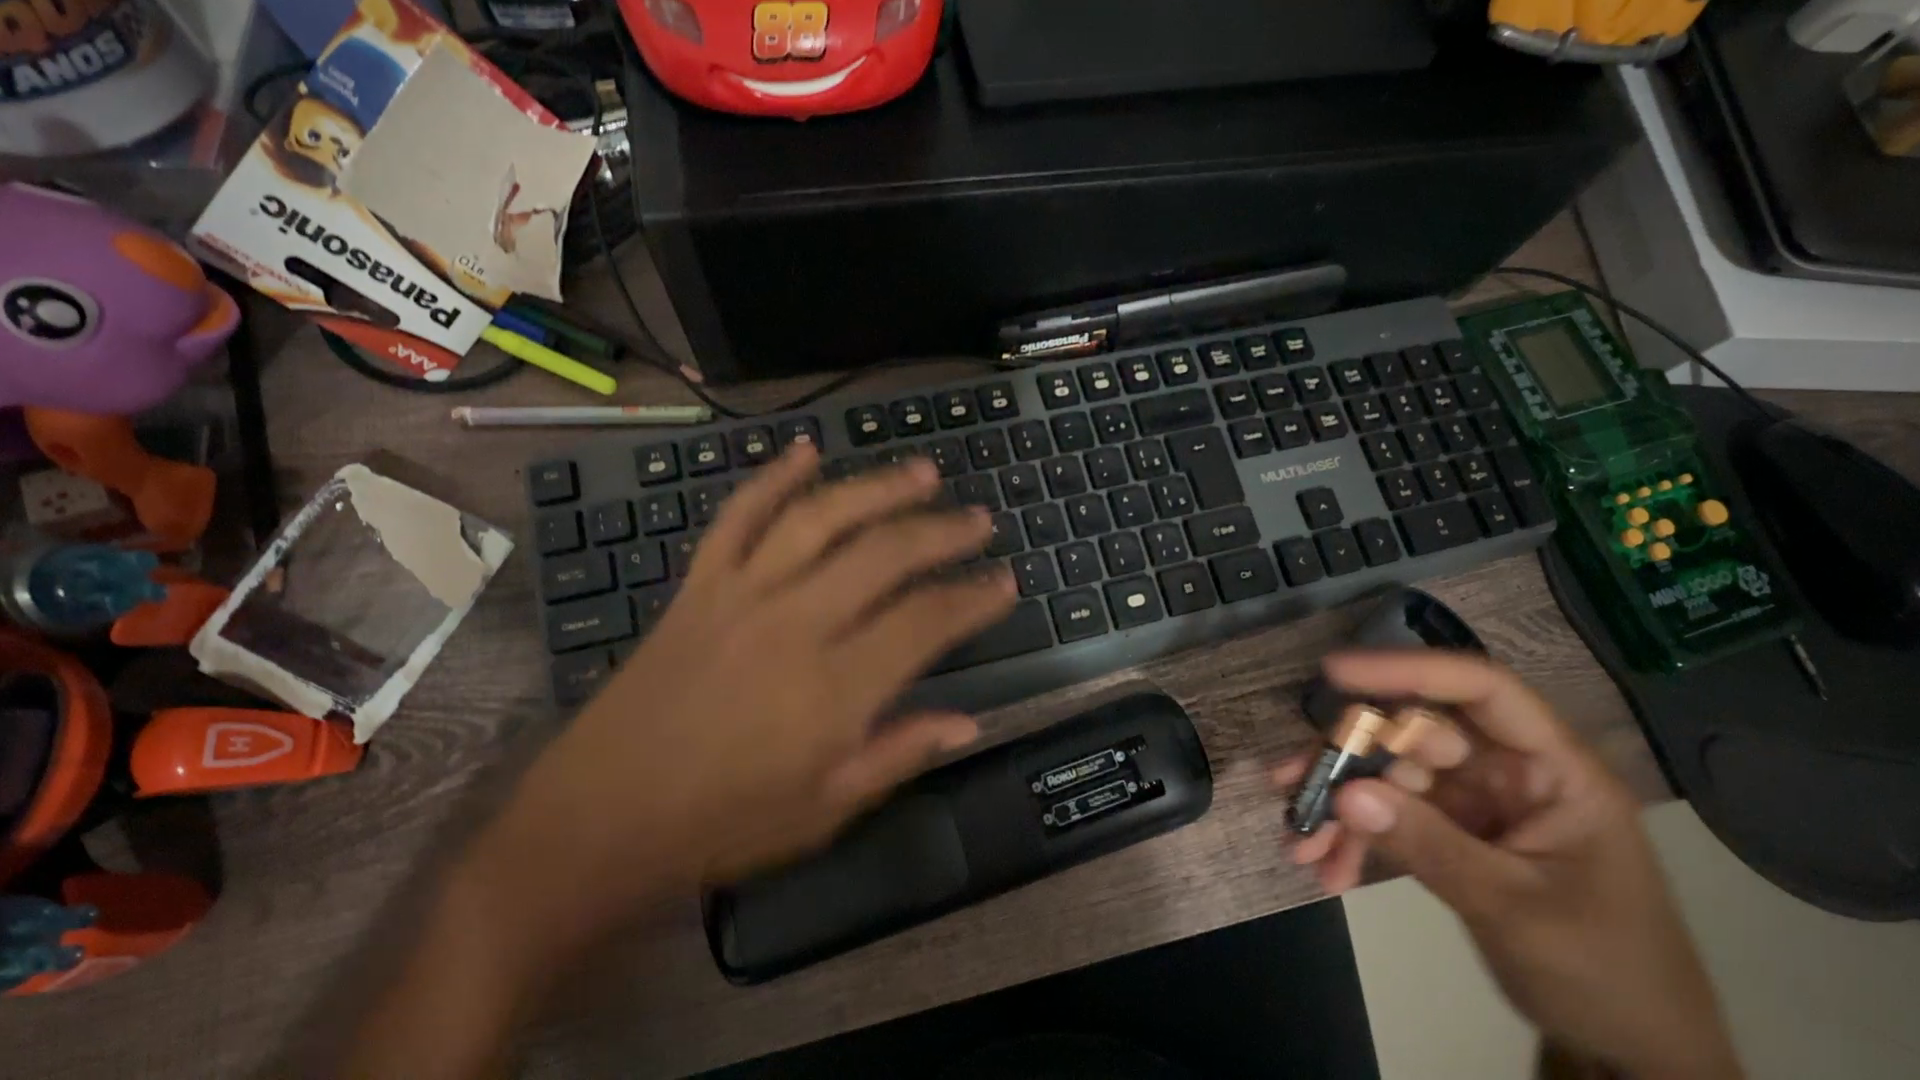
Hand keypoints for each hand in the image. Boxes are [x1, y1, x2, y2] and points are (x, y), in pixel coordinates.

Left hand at [476, 445, 1015, 933]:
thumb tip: (969, 722)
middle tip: (979, 520)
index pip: (925, 621)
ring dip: (876, 488)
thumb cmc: (724, 824)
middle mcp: (795, 623)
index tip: (1004, 583)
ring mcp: (741, 595)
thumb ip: (898, 755)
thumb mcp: (825, 810)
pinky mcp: (698, 587)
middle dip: (942, 532)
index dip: (973, 598)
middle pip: (884, 554)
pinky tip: (803, 450)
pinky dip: (771, 479)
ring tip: (922, 473)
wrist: (604, 815)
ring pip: (820, 519)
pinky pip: (737, 518)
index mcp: (835, 688)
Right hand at [1277, 651, 1740, 1079]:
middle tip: (1292, 788)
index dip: (1408, 671)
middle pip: (1415, 735)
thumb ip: (1429, 846)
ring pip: (1393, 777)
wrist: (1635, 1048)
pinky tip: (1328, 870)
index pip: (1480, 691)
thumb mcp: (1515, 908)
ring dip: (1342, 807)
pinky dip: (1358, 840)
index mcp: (1553, 770)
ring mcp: (1481, 805)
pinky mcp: (1456, 836)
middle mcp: (1511, 773)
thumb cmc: (1604, 971)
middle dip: (1349, 760)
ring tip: (1300, 846)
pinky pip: (1393, 819)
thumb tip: (1344, 794)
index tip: (1334, 672)